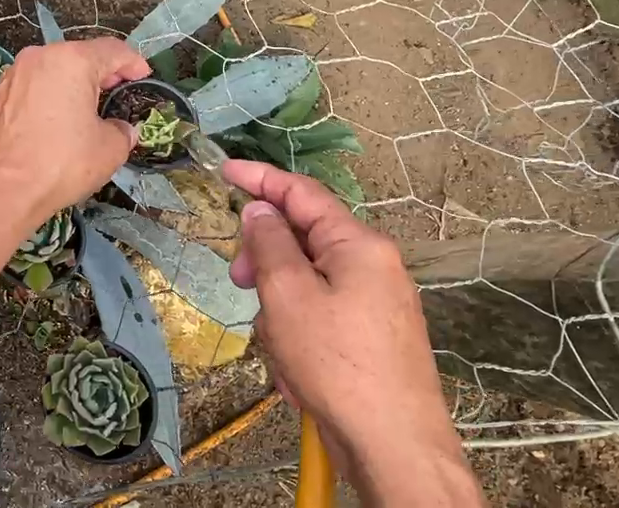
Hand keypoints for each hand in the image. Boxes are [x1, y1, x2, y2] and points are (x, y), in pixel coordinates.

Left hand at [0, 38, 148, 224]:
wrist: (2, 186)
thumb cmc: (61, 162)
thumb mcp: (109, 149)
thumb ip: (122, 131)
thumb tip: (122, 129)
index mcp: (71, 61)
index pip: (111, 50)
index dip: (132, 62)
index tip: (142, 75)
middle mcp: (39, 57)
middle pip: (79, 55)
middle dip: (102, 71)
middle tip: (118, 91)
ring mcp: (14, 74)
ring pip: (53, 69)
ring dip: (73, 82)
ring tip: (89, 105)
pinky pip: (33, 84)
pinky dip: (50, 93)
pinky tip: (58, 117)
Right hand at [221, 159, 483, 506]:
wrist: (395, 448)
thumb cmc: (336, 363)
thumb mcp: (287, 292)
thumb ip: (269, 241)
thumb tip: (259, 209)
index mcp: (358, 244)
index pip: (301, 192)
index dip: (259, 177)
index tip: (223, 170)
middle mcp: (374, 265)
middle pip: (304, 236)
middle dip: (265, 255)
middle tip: (238, 281)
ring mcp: (378, 302)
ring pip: (308, 278)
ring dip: (280, 301)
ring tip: (275, 341)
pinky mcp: (375, 335)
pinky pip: (323, 311)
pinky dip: (298, 327)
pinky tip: (295, 366)